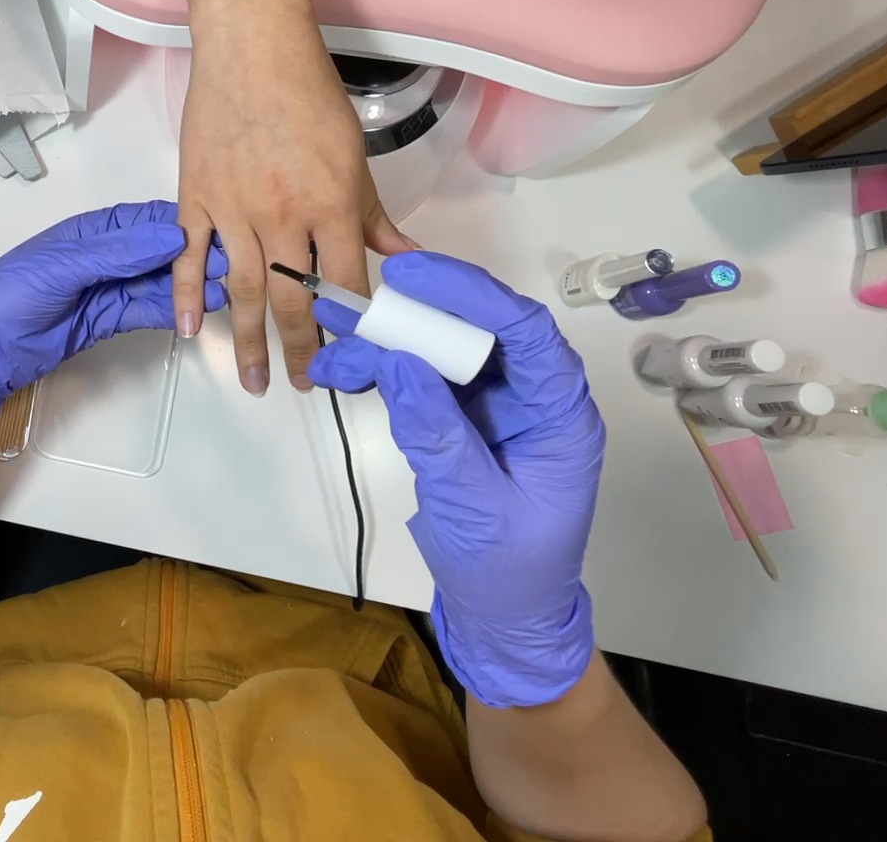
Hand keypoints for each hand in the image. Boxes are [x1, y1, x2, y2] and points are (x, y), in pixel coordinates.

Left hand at [0, 200, 227, 420]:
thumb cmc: (11, 296)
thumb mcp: (61, 267)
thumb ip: (115, 253)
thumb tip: (172, 237)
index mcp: (89, 233)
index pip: (143, 222)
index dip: (181, 226)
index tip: (219, 229)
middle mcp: (102, 258)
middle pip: (156, 254)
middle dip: (193, 258)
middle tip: (235, 265)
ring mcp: (105, 290)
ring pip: (156, 283)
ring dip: (188, 286)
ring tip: (226, 290)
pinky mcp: (106, 321)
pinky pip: (144, 310)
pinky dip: (169, 309)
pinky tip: (197, 309)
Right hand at [173, 28, 413, 396]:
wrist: (251, 50)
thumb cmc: (306, 94)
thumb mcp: (354, 153)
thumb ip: (374, 214)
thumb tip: (405, 258)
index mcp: (331, 204)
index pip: (345, 283)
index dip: (352, 327)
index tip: (353, 356)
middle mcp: (283, 216)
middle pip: (292, 299)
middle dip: (300, 349)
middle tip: (301, 384)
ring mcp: (233, 211)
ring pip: (241, 289)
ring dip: (247, 340)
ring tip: (253, 379)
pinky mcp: (195, 200)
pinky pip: (188, 257)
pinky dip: (186, 295)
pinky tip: (190, 331)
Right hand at [306, 251, 604, 706]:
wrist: (499, 610)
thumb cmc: (507, 567)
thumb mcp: (475, 507)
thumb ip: (438, 435)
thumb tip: (398, 364)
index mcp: (556, 414)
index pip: (522, 332)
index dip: (469, 294)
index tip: (408, 276)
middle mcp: (523, 397)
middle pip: (470, 332)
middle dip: (409, 317)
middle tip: (352, 311)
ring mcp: (484, 406)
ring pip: (433, 352)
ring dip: (380, 347)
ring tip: (329, 353)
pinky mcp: (450, 418)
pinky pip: (412, 379)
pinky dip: (375, 372)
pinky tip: (339, 372)